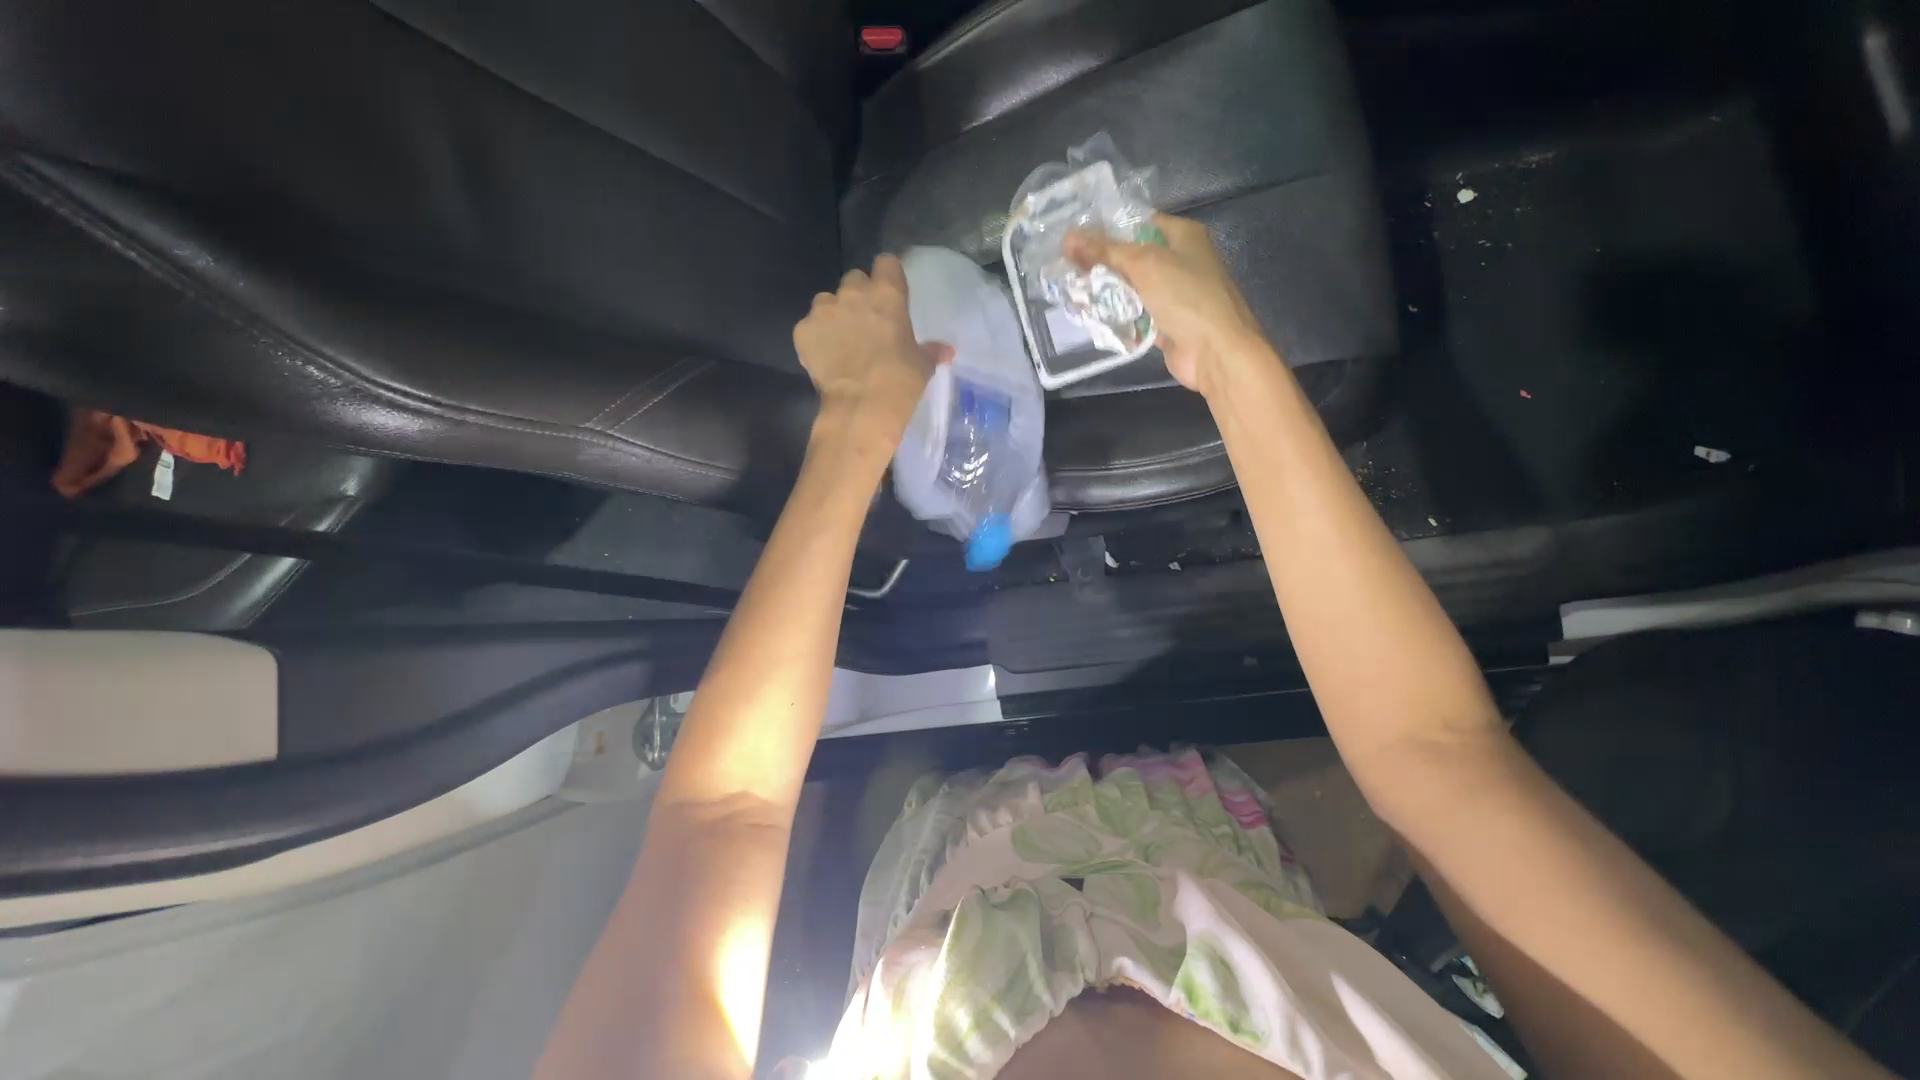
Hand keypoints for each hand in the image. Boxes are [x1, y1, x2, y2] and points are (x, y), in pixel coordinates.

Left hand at [794, 254, 950, 450]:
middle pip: (854, 279)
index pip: (886, 262)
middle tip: (865, 322)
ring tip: (841, 341)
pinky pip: (809, 325)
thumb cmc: (899, 383)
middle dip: (858, 296)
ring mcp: (824, 310)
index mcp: (887, 294)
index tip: (889, 292)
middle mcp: (853, 293)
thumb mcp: (922, 365)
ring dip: (834, 314)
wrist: (860, 409)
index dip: (887, 276)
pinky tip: (825, 357)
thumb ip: (931, 350)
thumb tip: (945, 350)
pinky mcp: (802, 330)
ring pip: (827, 300)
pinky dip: (816, 337)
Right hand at [1065, 214, 1272, 396]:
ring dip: (1108, 291)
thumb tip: (1067, 237)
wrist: (1215, 351)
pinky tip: (1092, 314)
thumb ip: (1105, 251)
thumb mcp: (1144, 265)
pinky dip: (1118, 314)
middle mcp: (1181, 260)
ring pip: (1133, 287)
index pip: (1140, 223)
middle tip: (1067, 266)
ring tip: (1073, 290)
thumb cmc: (1186, 296)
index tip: (1076, 238)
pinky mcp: (1167, 322)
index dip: (1109, 229)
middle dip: (1103, 263)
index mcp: (1184, 236)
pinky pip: (1137, 313)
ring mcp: (1175, 294)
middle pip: (1133, 257)